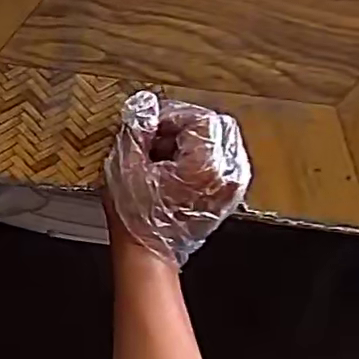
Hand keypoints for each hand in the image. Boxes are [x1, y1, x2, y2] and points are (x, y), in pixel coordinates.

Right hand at [103, 91, 249, 266]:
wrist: (147, 251)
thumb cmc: (136, 216)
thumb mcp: (125, 166)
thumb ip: (136, 131)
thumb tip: (143, 107)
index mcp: (208, 166)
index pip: (199, 118)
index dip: (169, 115)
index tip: (146, 123)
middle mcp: (229, 174)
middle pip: (214, 127)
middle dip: (180, 126)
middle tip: (151, 136)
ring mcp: (232, 185)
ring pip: (217, 143)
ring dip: (187, 141)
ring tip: (157, 156)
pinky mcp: (227, 194)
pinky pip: (217, 161)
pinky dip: (194, 157)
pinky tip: (168, 169)